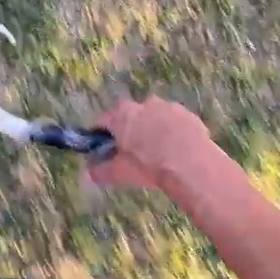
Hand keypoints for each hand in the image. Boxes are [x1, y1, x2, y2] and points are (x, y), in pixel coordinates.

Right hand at [89, 94, 215, 193]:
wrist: (191, 166)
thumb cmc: (149, 166)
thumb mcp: (120, 173)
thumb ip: (100, 171)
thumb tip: (87, 173)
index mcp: (121, 115)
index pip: (103, 121)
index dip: (102, 136)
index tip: (106, 149)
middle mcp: (142, 104)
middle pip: (131, 117)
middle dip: (131, 130)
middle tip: (136, 153)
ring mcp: (167, 107)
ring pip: (155, 117)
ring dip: (154, 129)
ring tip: (161, 152)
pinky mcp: (188, 115)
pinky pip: (176, 122)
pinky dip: (175, 133)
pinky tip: (180, 151)